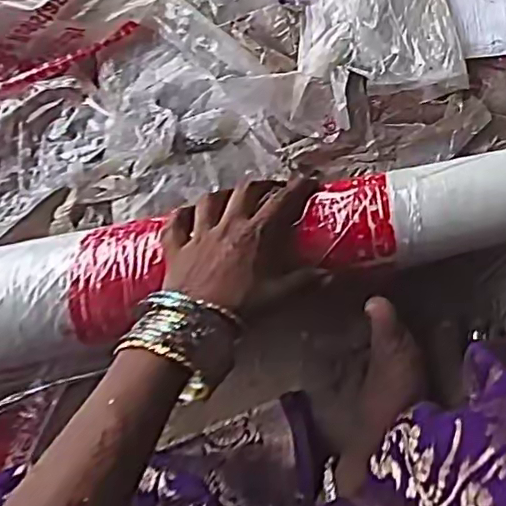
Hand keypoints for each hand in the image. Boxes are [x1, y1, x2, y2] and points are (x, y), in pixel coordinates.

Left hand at [161, 176, 324, 315]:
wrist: (193, 323)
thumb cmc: (240, 306)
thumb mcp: (279, 294)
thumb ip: (305, 281)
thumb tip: (330, 274)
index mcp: (257, 232)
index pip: (283, 199)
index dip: (298, 186)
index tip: (309, 182)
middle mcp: (229, 224)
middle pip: (246, 190)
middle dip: (263, 184)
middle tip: (273, 190)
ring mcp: (199, 233)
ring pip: (211, 199)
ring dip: (225, 194)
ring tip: (233, 198)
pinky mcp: (176, 247)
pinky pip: (176, 221)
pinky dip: (183, 213)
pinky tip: (189, 213)